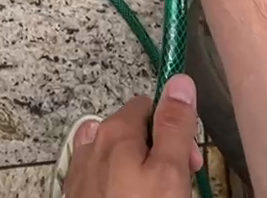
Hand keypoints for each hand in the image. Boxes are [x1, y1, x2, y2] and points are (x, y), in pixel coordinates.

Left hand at [63, 76, 203, 197]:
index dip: (174, 128)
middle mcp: (93, 142)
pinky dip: (120, 186)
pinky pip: (104, 179)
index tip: (189, 160)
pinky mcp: (77, 196)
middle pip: (134, 131)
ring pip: (119, 157)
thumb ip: (175, 126)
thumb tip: (180, 80)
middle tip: (179, 188)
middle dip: (159, 152)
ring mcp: (82, 171)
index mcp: (116, 130)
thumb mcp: (169, 173)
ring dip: (139, 172)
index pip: (149, 106)